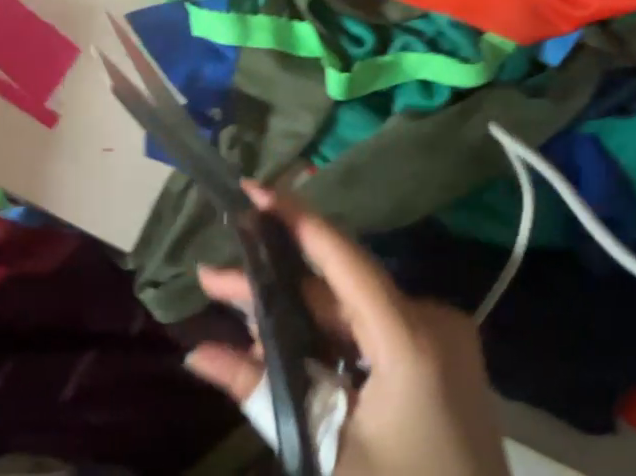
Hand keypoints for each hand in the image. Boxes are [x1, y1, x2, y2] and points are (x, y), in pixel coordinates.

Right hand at [185, 184, 509, 475]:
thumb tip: (195, 352)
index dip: (292, 217)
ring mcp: (440, 343)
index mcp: (410, 340)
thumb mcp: (323, 446)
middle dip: (270, 283)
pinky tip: (282, 342)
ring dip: (293, 312)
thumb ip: (257, 389)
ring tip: (238, 319)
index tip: (248, 188)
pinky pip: (370, 329)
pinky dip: (324, 333)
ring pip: (348, 308)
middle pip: (335, 287)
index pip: (342, 257)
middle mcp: (431, 325)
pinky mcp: (439, 362)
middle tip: (210, 282)